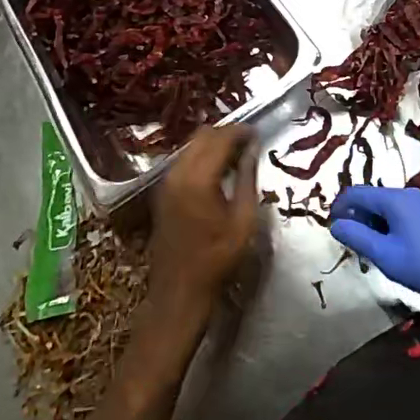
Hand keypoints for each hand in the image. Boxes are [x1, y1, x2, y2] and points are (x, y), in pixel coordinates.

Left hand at [148, 124, 257, 314]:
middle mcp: (177, 172)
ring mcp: (166, 180)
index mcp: (198, 179)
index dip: (239, 131)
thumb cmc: (217, 259)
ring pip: (190, 146)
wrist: (179, 288)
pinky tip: (216, 170)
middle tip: (247, 142)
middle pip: (201, 136)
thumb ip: (248, 181)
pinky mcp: (162, 189)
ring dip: (211, 144)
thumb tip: (252, 151)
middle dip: (225, 133)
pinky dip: (200, 156)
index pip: (220, 139)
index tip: (256, 131)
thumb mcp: (244, 222)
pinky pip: (183, 160)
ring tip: (235, 155)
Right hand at [329, 185, 419, 336]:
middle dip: (360, 218)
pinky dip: (396, 225)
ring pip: (391, 206)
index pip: (356, 193)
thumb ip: (357, 237)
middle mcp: (410, 194)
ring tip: (379, 250)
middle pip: (374, 198)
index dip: (340, 208)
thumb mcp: (386, 256)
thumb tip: (335, 224)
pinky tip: (403, 248)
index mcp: (394, 199)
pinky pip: (407, 213)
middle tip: (357, 244)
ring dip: (378, 223)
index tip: (333, 227)